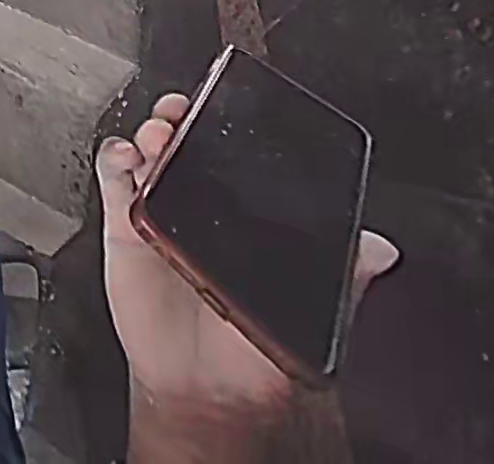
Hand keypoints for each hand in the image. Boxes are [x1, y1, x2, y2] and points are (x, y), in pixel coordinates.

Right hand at [96, 93, 398, 412]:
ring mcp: (156, 211)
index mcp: (236, 218)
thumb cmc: (250, 350)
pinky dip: (114, 158)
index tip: (220, 106)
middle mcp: (194, 206)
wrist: (201, 386)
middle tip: (180, 114)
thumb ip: (338, 279)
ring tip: (156, 138)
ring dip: (147, 134)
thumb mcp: (303, 312)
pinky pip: (113, 180)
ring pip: (144, 153)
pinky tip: (126, 159)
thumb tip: (381, 247)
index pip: (225, 158)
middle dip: (177, 118)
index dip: (219, 126)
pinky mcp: (124, 223)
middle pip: (180, 144)